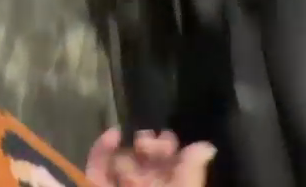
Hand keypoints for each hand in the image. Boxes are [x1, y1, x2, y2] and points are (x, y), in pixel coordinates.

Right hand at [85, 129, 214, 186]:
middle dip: (148, 146)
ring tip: (138, 142)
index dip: (169, 150)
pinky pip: (97, 165)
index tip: (167, 138)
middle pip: (146, 164)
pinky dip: (103, 147)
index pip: (171, 170)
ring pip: (122, 161)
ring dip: (130, 147)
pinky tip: (114, 133)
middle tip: (150, 140)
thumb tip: (208, 146)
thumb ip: (192, 172)